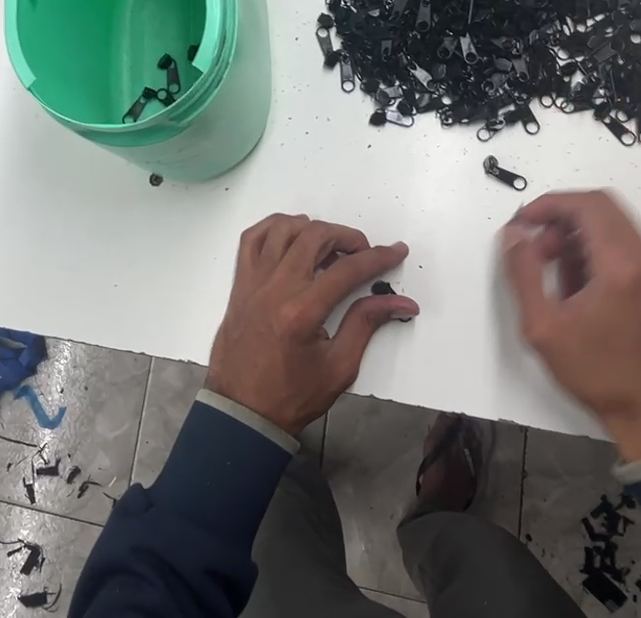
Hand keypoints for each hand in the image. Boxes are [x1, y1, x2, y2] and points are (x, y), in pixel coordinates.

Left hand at [206, 214, 417, 435]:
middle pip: (314, 237)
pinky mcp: (240, 284)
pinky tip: (292, 237)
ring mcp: (253, 282)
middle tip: (362, 252)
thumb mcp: (339, 368)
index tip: (396, 252)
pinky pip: (252, 239)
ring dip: (311, 229)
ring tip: (328, 246)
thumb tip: (401, 302)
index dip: (377, 258)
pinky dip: (274, 228)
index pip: (347, 270)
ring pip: (282, 229)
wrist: (241, 411)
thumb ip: (366, 325)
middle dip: (347, 237)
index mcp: (302, 312)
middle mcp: (275, 289)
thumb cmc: (291, 396)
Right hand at [501, 190, 640, 461]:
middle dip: (564, 222)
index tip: (526, 222)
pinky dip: (603, 257)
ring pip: (620, 232)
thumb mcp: (544, 327)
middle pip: (605, 212)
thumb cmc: (600, 376)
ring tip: (559, 279)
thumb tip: (515, 235)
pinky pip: (634, 254)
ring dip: (582, 240)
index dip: (551, 204)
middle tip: (539, 250)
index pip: (589, 205)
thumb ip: (523, 273)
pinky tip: (585, 293)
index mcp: (623, 267)